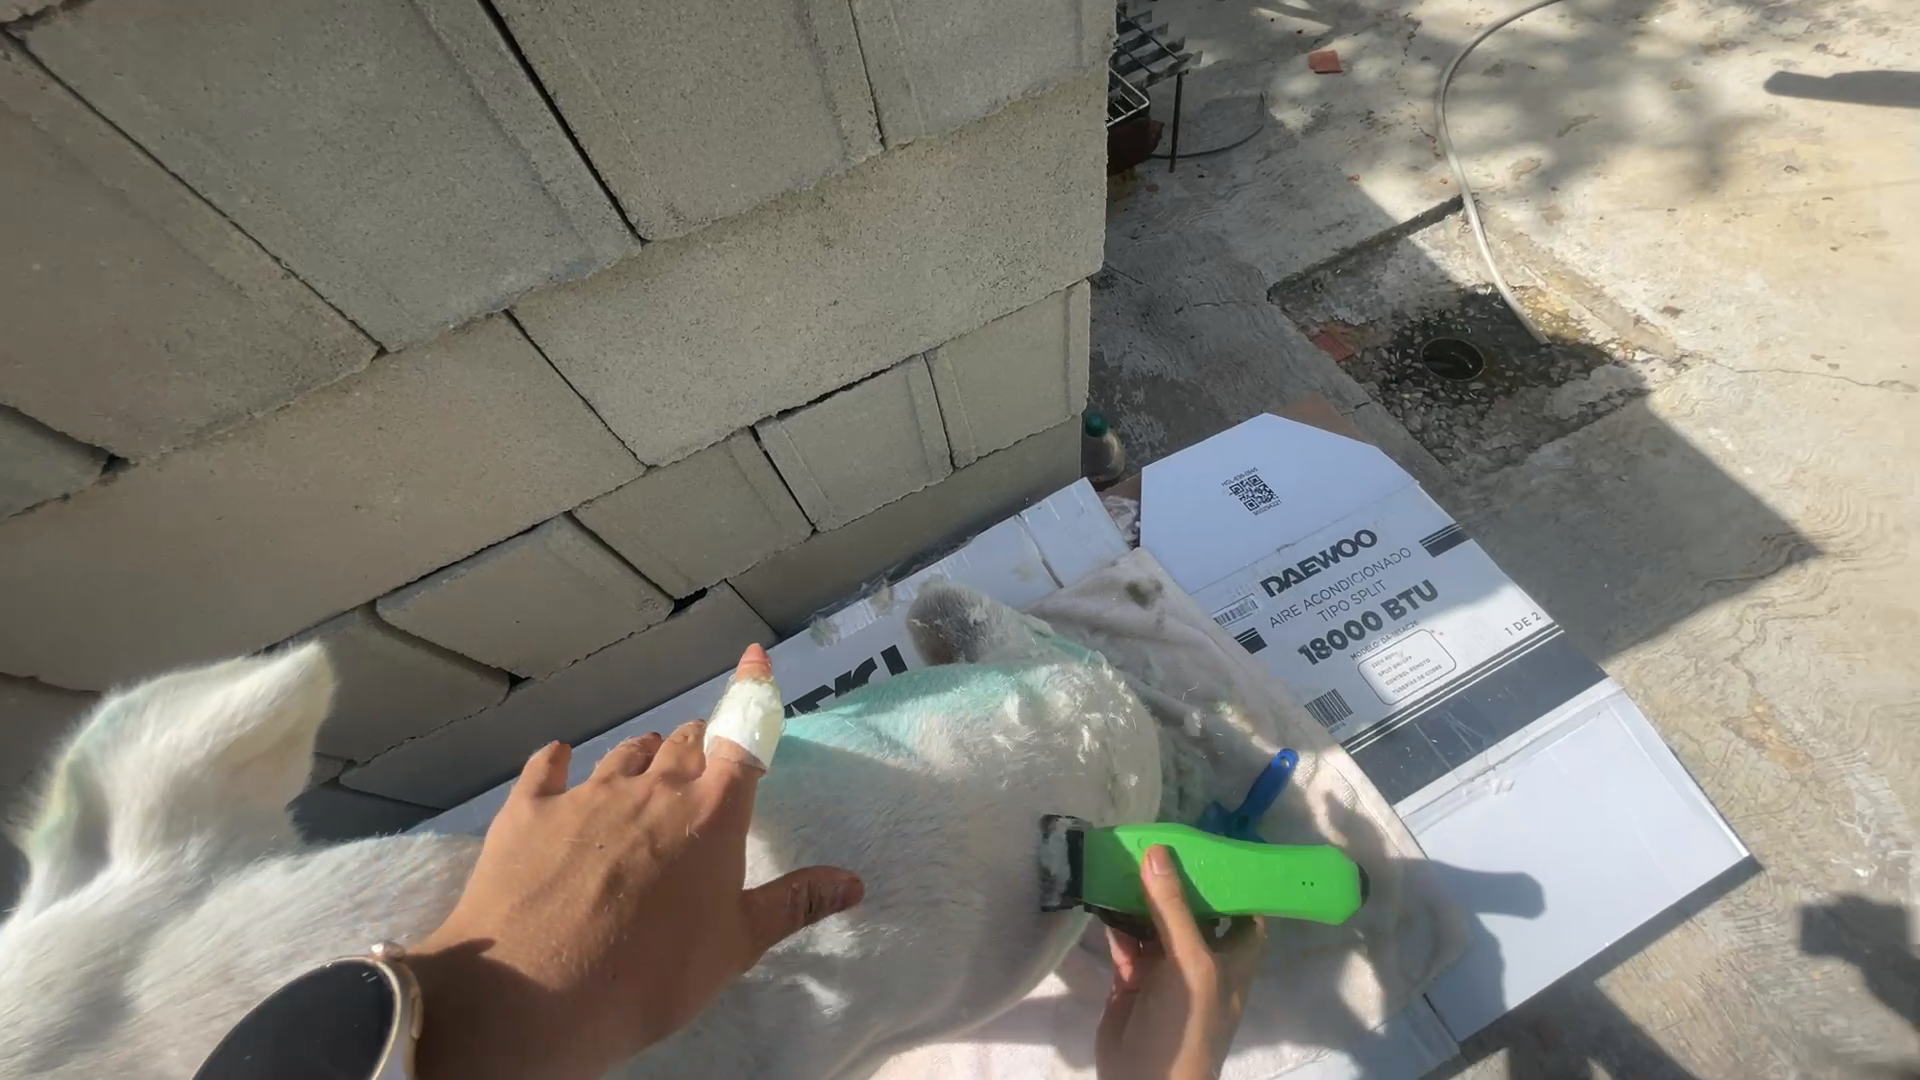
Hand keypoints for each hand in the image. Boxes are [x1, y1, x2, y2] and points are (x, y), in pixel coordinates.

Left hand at [408, 646, 863, 1079]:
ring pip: (626, 752)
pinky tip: (558, 759)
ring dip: (643, 753)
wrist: (524, 1000)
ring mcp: (590, 793)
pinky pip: (547, 767)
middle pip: (686, 741)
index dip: (753, 692)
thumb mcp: (735, 945)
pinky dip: (558, 762)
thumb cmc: (649, 974)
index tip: (755, 657)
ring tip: (644, 762)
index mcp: (711, 811)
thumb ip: (795, 903)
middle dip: (698, 745)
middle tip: (698, 769)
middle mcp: (656, 787)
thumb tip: (856, 882)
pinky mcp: (530, 809)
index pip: (743, 736)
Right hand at [1095, 846, 1265, 1079]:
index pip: (1246, 914)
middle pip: (1194, 910)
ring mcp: (1165, 970)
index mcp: (1232, 960)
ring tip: (1124, 853)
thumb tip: (1157, 849)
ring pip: (1156, 921)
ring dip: (1141, 894)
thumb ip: (1173, 907)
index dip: (1236, 884)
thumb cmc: (1186, 1024)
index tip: (1216, 846)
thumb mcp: (1189, 962)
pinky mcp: (1132, 979)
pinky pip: (1126, 939)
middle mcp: (1202, 961)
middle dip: (1176, 879)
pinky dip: (1115, 918)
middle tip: (1156, 837)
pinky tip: (1102, 890)